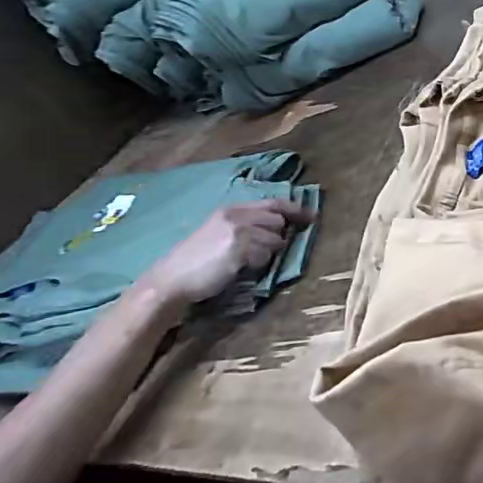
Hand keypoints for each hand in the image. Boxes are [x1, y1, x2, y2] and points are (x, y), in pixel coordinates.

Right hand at [127, 198, 311, 309]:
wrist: (171, 279)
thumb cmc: (195, 260)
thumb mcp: (219, 232)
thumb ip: (246, 225)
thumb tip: (279, 228)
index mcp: (231, 209)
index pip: (273, 203)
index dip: (294, 209)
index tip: (311, 215)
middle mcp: (237, 215)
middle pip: (278, 221)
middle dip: (277, 237)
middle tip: (261, 251)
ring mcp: (239, 231)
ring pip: (275, 240)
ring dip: (267, 253)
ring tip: (245, 261)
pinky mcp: (239, 249)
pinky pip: (264, 257)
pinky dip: (258, 265)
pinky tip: (240, 269)